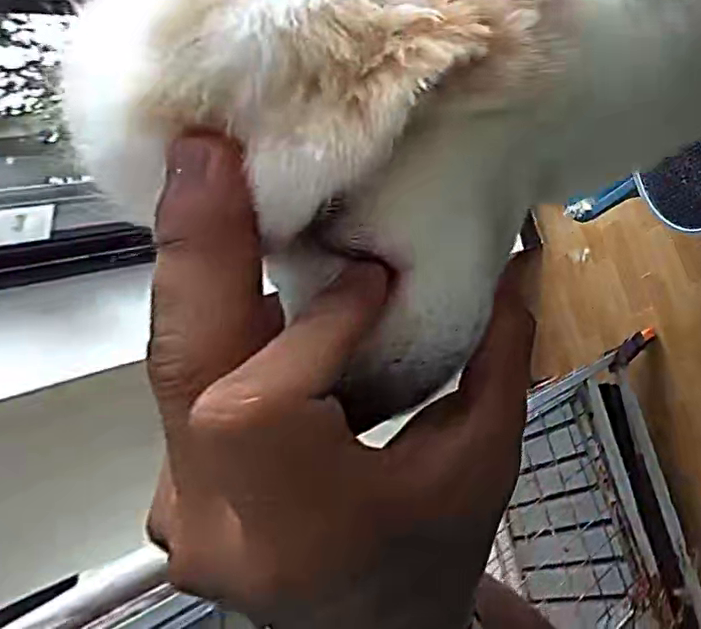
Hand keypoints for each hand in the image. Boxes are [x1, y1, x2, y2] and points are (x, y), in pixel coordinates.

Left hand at [147, 134, 535, 628]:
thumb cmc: (439, 545)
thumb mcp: (489, 451)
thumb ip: (505, 349)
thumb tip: (523, 255)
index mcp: (302, 518)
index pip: (264, 404)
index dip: (321, 324)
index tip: (382, 275)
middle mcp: (210, 509)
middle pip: (184, 368)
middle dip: (200, 249)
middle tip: (208, 155)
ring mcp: (178, 491)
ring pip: (177, 362)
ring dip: (204, 264)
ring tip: (219, 176)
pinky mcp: (181, 466)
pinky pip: (196, 369)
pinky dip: (220, 297)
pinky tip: (244, 245)